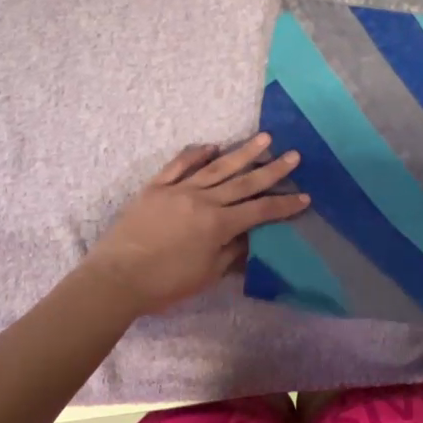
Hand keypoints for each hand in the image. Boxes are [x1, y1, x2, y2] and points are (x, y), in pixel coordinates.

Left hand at [82, 135, 308, 316]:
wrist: (117, 279)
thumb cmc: (166, 284)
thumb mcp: (207, 274)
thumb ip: (231, 252)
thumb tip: (248, 236)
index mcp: (219, 224)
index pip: (260, 211)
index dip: (285, 204)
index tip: (305, 196)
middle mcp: (203, 200)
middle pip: (244, 182)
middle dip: (272, 169)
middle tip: (294, 154)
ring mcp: (178, 190)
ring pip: (217, 167)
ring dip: (242, 152)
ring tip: (263, 138)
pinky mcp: (156, 188)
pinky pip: (179, 165)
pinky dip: (196, 154)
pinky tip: (211, 146)